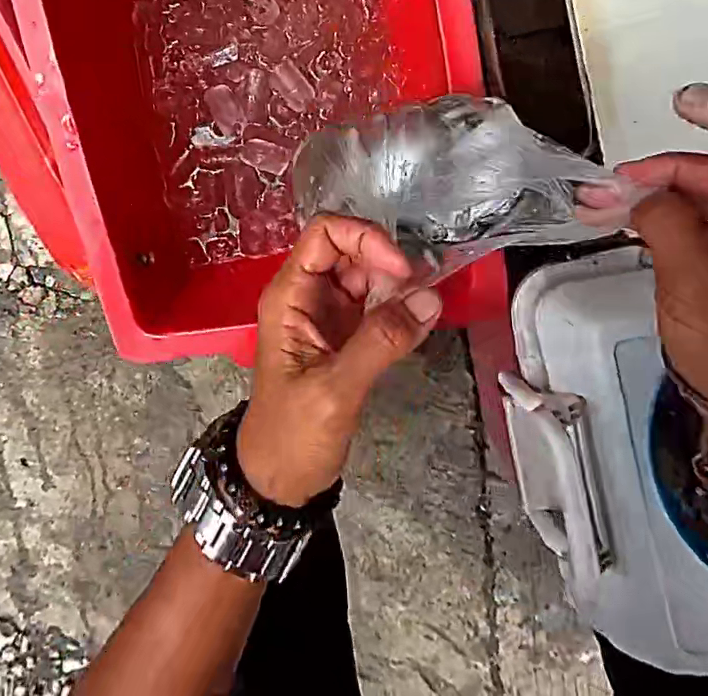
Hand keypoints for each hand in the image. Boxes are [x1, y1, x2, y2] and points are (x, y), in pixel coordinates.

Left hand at [236, 213, 443, 506]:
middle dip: (385, 259)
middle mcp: (304, 295)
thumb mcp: (335, 389)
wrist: (280, 472)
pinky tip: (417, 318)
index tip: (401, 269)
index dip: (363, 238)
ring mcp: (324, 313)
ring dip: (395, 282)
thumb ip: (379, 342)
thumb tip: (428, 298)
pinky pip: (372, 302)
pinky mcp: (342, 333)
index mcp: (288, 296)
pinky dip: (396, 304)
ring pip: (362, 274)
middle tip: (422, 289)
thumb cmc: (292, 432)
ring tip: (424, 304)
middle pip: (346, 249)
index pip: (322, 236)